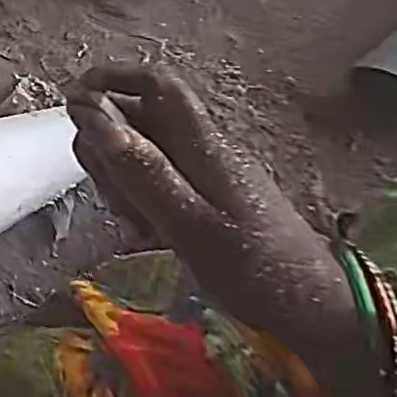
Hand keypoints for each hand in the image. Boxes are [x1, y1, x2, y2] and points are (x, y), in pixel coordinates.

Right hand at [66, 65, 364, 375]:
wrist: (322, 319)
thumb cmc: (257, 271)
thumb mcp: (191, 224)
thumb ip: (140, 168)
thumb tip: (91, 114)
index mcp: (200, 141)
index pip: (155, 83)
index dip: (112, 77)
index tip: (73, 98)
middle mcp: (198, 144)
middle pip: (134, 114)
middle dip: (104, 140)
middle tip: (104, 186)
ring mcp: (200, 168)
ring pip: (137, 145)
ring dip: (117, 172)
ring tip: (128, 216)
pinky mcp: (201, 192)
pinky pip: (152, 175)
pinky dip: (135, 193)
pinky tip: (141, 226)